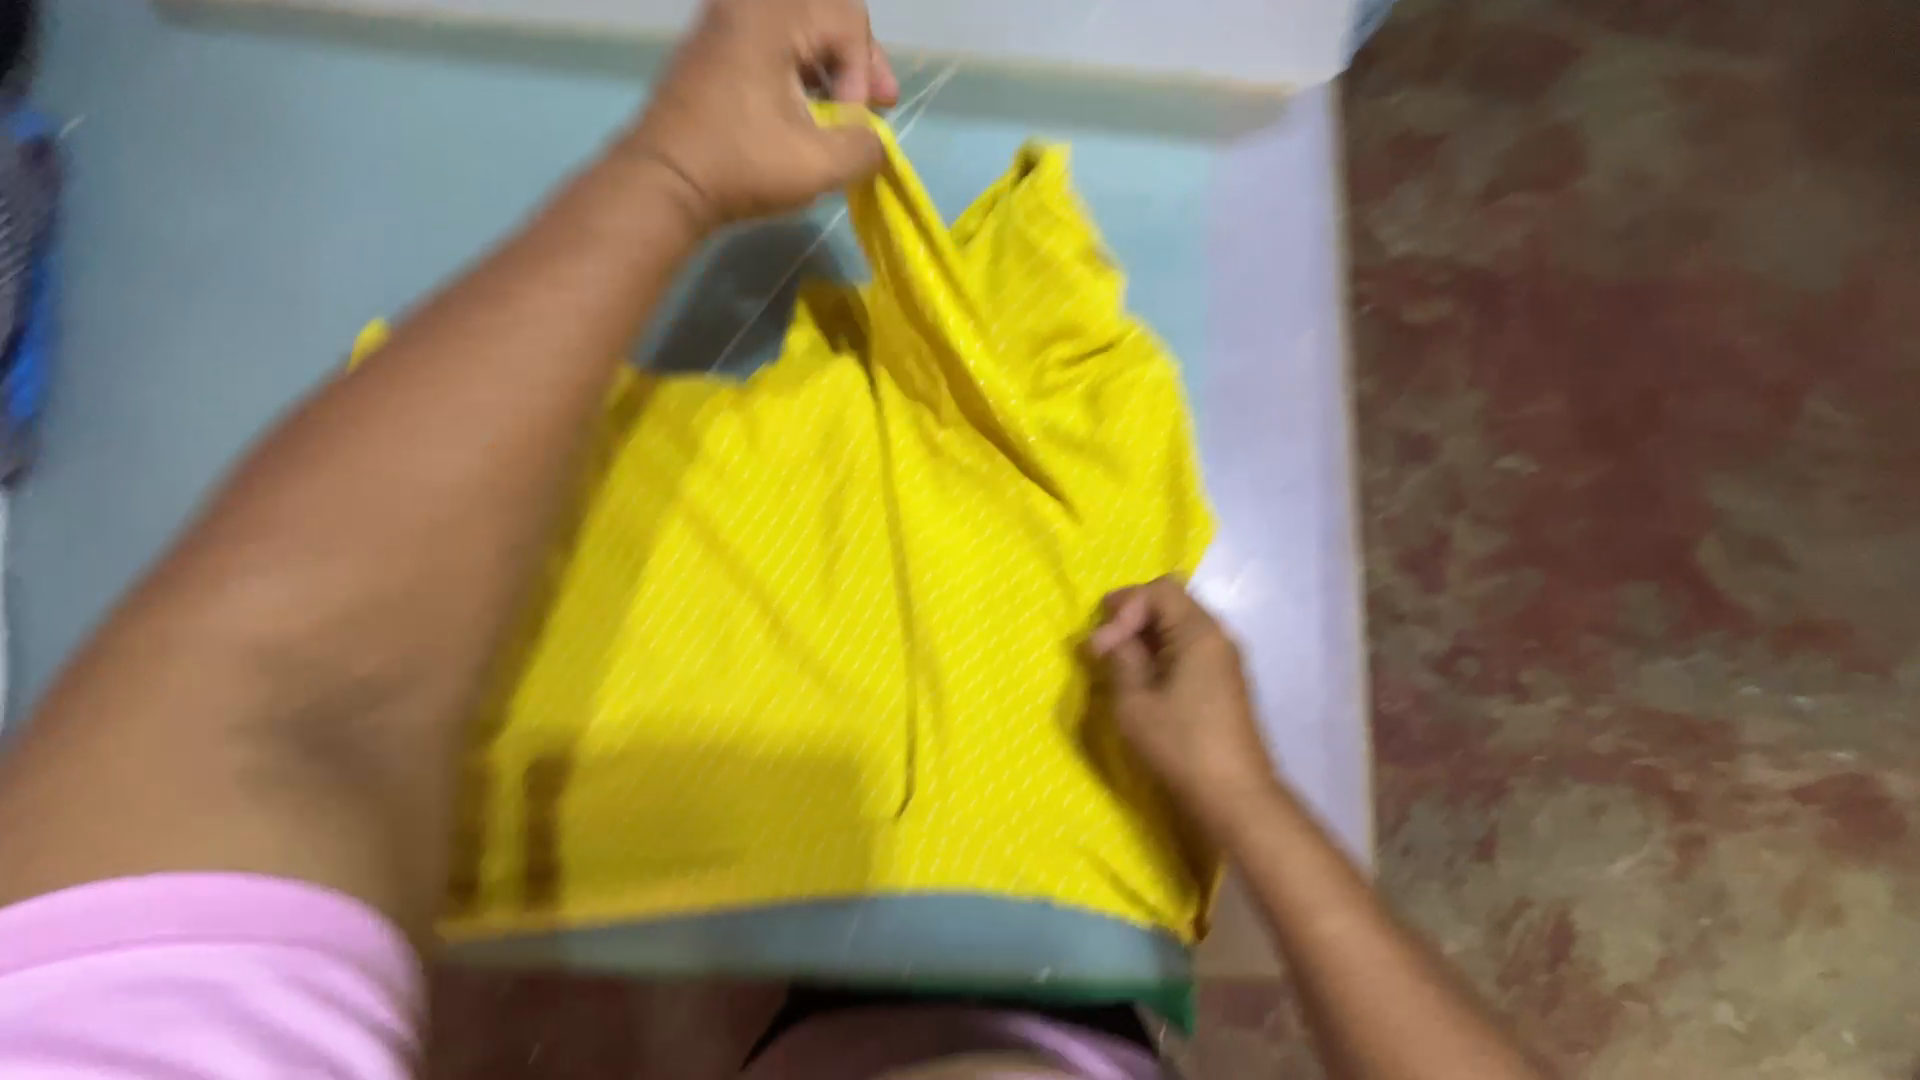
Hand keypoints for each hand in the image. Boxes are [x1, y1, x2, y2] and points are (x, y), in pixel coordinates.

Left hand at [623, 0, 900, 232]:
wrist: (664, 182)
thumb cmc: (741, 166)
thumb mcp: (820, 164)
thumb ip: (865, 146)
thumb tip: (873, 140)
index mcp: (773, 14)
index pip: (850, 20)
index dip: (865, 73)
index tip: (850, 123)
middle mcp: (747, 5)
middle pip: (827, 14)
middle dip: (858, 64)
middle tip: (877, 107)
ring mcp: (726, 23)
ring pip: (801, 30)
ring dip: (831, 70)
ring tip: (841, 116)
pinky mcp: (714, 50)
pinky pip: (773, 44)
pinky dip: (799, 73)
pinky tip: (805, 114)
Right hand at [1090, 577, 1280, 836]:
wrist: (1234, 795)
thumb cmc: (1180, 744)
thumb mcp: (1134, 701)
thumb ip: (1120, 659)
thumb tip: (1109, 638)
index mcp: (1199, 632)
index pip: (1159, 590)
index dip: (1125, 607)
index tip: (1102, 643)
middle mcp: (1218, 636)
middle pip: (1172, 602)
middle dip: (1133, 616)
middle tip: (1104, 646)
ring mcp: (1225, 659)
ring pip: (1180, 625)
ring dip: (1146, 635)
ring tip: (1118, 662)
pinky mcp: (1225, 682)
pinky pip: (1190, 647)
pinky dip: (1162, 651)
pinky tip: (1144, 678)